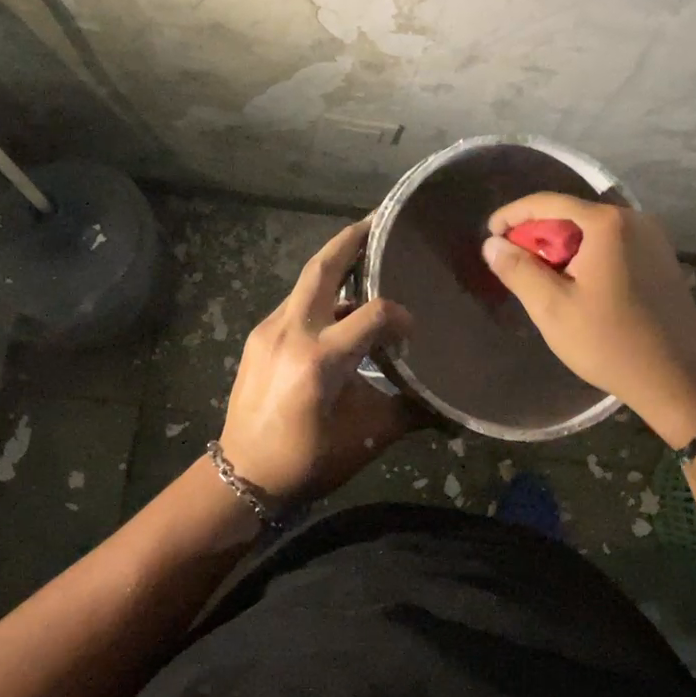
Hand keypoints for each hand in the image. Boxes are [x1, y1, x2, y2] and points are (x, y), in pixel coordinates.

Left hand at [217, 219, 414, 508]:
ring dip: (335, 267)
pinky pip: (294, 304)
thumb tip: (452, 409)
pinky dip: (319, 296)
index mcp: (321, 359)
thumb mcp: (367, 437)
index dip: (400, 316)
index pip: (373, 313)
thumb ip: (410, 412)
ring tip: (365, 259)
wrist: (243, 474)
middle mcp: (292, 332)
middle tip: (379, 222)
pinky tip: (338, 306)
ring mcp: (269, 330)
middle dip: (351, 239)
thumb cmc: (308, 459)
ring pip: (306, 283)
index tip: (412, 331)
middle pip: (323, 267)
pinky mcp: (258, 337)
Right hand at [482, 193, 695, 445]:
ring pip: (592, 231)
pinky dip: (587, 255)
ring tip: (541, 278)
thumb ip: (518, 269)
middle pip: (572, 214)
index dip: (513, 215)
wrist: (679, 380)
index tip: (490, 235)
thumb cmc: (609, 342)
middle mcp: (634, 220)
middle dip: (538, 234)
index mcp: (607, 224)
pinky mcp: (662, 259)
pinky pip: (613, 245)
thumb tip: (492, 244)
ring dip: (562, 247)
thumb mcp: (552, 308)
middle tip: (514, 264)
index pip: (548, 203)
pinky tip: (576, 284)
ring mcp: (654, 238)